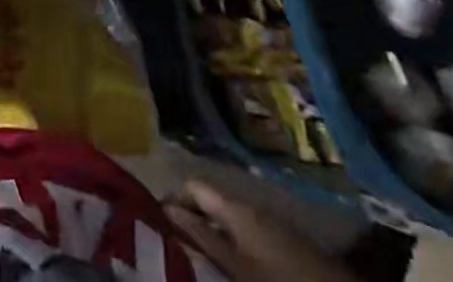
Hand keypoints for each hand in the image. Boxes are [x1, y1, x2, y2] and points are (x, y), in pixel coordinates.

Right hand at [165, 180, 357, 281]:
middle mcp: (252, 206)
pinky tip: (238, 265)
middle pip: (212, 202)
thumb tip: (166, 209)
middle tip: (179, 241)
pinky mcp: (290, 242)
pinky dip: (237, 241)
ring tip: (206, 256)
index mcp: (236, 208)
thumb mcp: (234, 266)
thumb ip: (200, 236)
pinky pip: (251, 232)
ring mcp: (274, 223)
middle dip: (194, 217)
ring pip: (232, 219)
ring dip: (216, 231)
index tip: (162, 222)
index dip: (175, 200)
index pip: (193, 187)